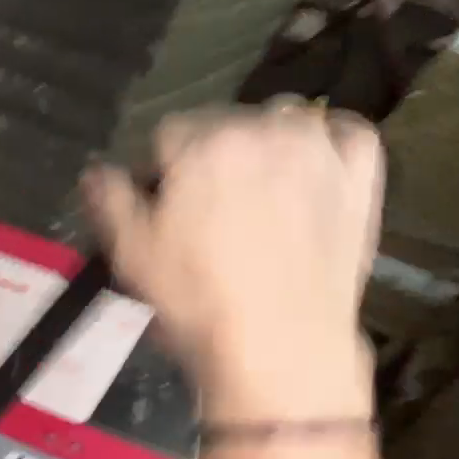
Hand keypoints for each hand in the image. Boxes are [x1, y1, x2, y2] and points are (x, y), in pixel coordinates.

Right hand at [82, 101, 382, 420]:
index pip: (167, 133)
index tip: (156, 199)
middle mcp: (265, 133)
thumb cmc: (194, 296)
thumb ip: (109, 201)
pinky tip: (308, 170)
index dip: (156, 167)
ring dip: (264, 143)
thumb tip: (96, 173)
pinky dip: (325, 145)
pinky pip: (345, 135)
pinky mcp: (361, 175)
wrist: (277, 336)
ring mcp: (321, 150)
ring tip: (252, 189)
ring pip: (285, 121)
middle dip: (208, 155)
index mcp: (202, 147)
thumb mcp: (130, 252)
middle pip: (224, 124)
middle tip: (200, 205)